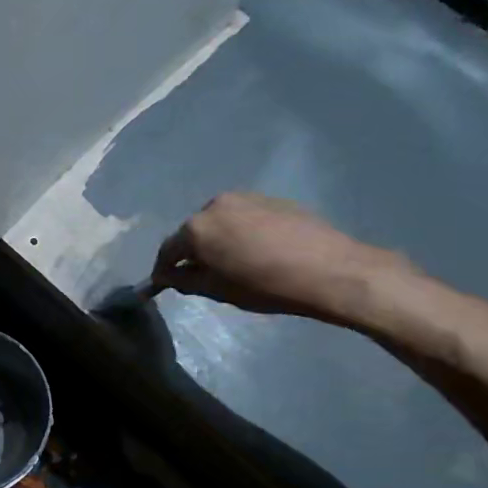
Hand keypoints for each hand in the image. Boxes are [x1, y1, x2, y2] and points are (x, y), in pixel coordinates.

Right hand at [151, 192, 409, 320]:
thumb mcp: (219, 290)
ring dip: (216, 241)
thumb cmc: (265, 286)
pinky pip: (241, 217)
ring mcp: (245, 197)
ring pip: (218, 222)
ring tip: (228, 264)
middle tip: (197, 276)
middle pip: (193, 231)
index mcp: (197, 227)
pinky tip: (253, 252)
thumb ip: (187, 280)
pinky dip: (238, 233)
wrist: (326, 269)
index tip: (162, 284)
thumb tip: (171, 276)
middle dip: (191, 252)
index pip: (168, 249)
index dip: (163, 270)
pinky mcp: (270, 199)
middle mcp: (215, 204)